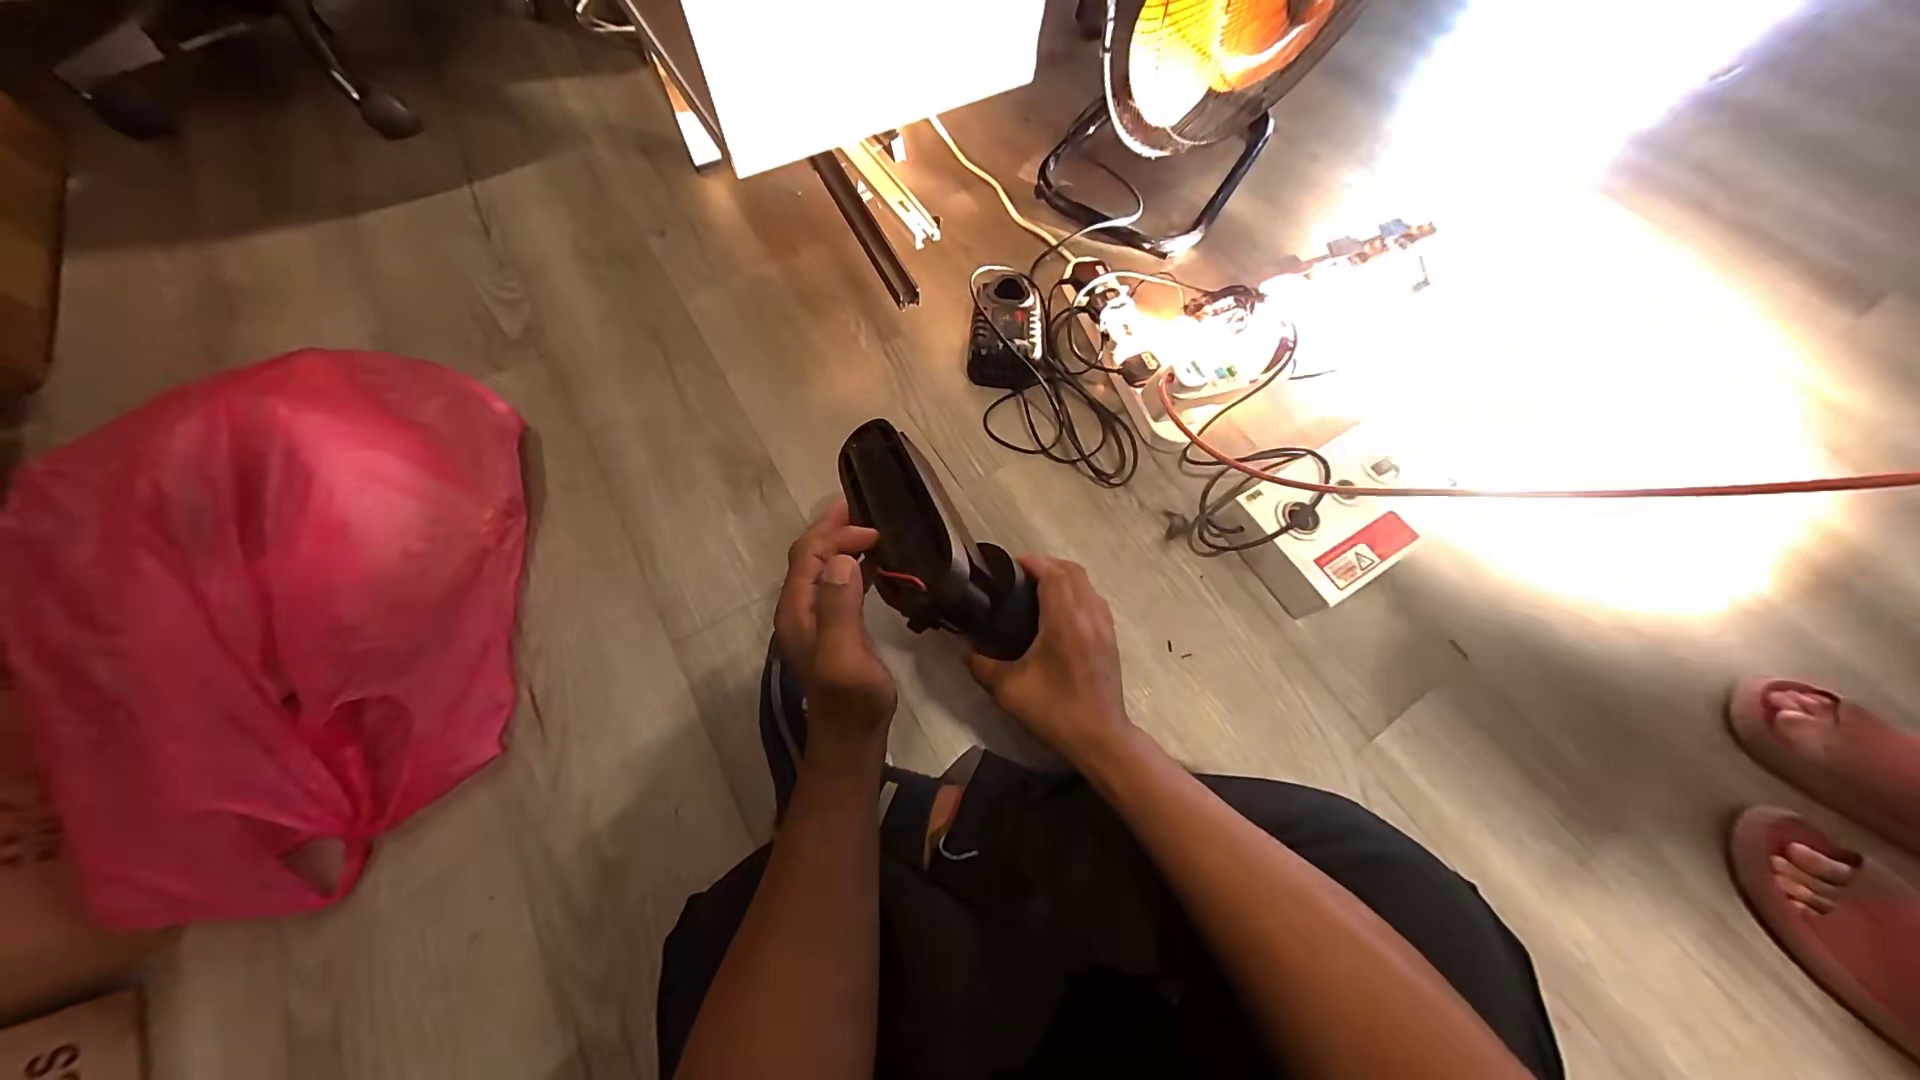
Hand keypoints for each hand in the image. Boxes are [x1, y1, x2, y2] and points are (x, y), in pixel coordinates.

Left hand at [774, 500, 895, 762]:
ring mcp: (813, 619)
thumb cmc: (851, 699)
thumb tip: (843, 560)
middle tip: (860, 506)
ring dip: (840, 543)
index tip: (873, 531)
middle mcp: (799, 609)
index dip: (836, 534)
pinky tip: (870, 563)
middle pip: (809, 556)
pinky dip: (850, 564)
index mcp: (798, 609)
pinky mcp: (830, 628)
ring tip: (868, 527)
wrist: (851, 737)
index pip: (809, 555)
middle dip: (831, 528)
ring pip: (821, 567)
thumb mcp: (844, 654)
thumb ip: (840, 607)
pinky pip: (835, 583)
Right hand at [967, 556, 1131, 763]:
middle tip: (1023, 574)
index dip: (1033, 563)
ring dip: (1065, 577)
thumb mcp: (1009, 690)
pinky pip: (1095, 600)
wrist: (1100, 737)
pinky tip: (1062, 610)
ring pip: (1087, 584)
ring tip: (1041, 587)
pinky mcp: (1110, 638)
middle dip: (1048, 564)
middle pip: (1072, 572)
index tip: (1012, 565)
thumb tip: (966, 650)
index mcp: (1064, 621)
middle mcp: (1088, 616)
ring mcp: (1104, 626)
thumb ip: (982, 666)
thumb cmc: (1054, 710)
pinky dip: (1078, 592)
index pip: (1052, 575)